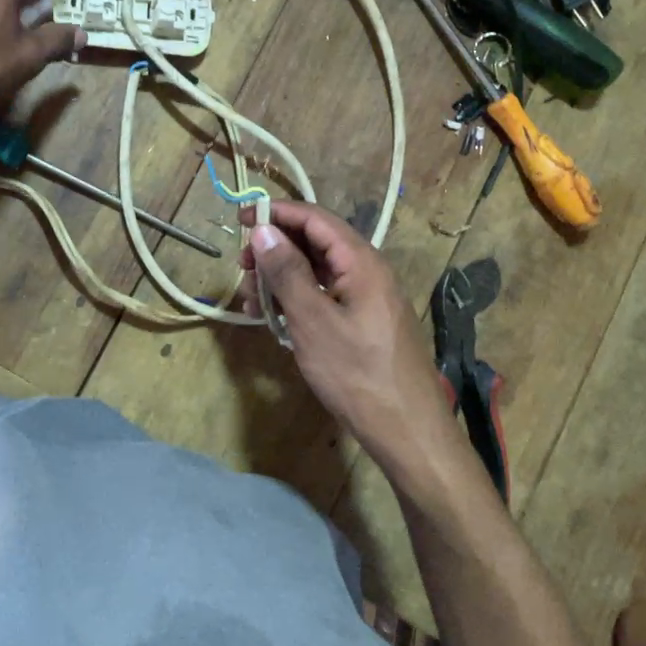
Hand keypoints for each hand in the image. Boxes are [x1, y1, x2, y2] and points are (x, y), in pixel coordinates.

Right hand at [238, 202, 449, 438]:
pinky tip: (273, 319)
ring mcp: (366, 298)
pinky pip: (324, 296)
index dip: (276, 213)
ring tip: (250, 300)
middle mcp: (366, 272)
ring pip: (316, 271)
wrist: (407, 432)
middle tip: (241, 268)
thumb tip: (262, 229)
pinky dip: (296, 300)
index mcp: (361, 262)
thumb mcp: (313, 321)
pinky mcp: (363, 322)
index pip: (315, 218)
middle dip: (274, 248)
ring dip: (280, 278)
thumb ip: (286, 272)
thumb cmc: (357, 374)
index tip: (238, 218)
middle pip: (314, 242)